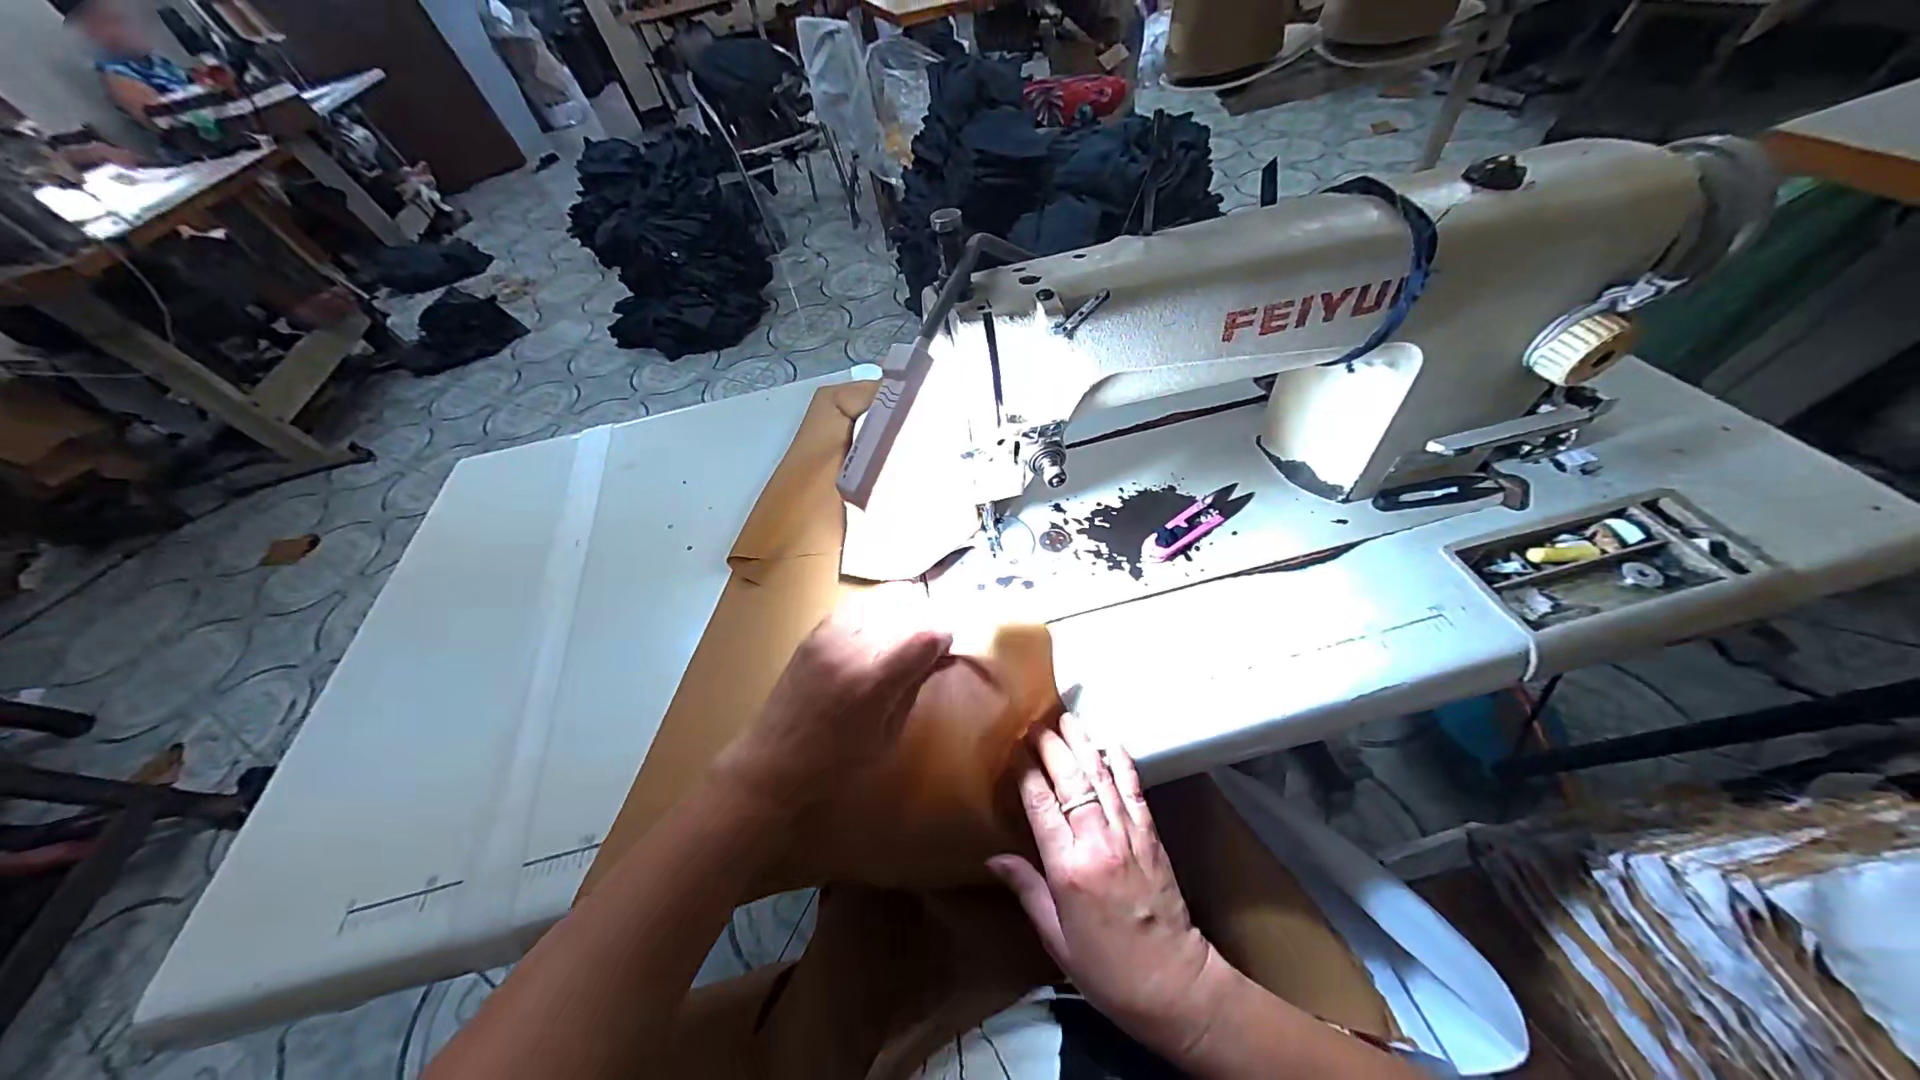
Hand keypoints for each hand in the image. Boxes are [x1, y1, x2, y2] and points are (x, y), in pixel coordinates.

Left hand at [716, 617, 950, 807]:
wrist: (774, 762)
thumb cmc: (837, 763)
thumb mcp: (888, 733)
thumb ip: (914, 685)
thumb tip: (941, 655)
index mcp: (873, 682)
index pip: (924, 635)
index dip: (943, 635)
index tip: (948, 645)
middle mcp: (850, 649)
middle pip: (904, 609)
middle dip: (924, 620)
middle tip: (929, 641)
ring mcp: (828, 636)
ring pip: (879, 600)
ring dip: (899, 611)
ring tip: (904, 633)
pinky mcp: (813, 633)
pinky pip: (853, 607)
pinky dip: (872, 613)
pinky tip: (876, 632)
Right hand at [987, 712, 1230, 1062]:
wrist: (1174, 985)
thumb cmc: (1106, 969)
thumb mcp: (1055, 937)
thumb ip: (1027, 889)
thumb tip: (994, 859)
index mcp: (1068, 869)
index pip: (1041, 806)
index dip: (1027, 773)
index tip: (1014, 749)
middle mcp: (1099, 843)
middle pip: (1071, 782)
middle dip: (1051, 747)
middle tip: (1035, 723)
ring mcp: (1129, 836)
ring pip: (1102, 778)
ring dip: (1083, 744)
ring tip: (1067, 719)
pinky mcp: (1152, 837)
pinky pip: (1135, 791)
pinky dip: (1122, 764)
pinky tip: (1111, 743)